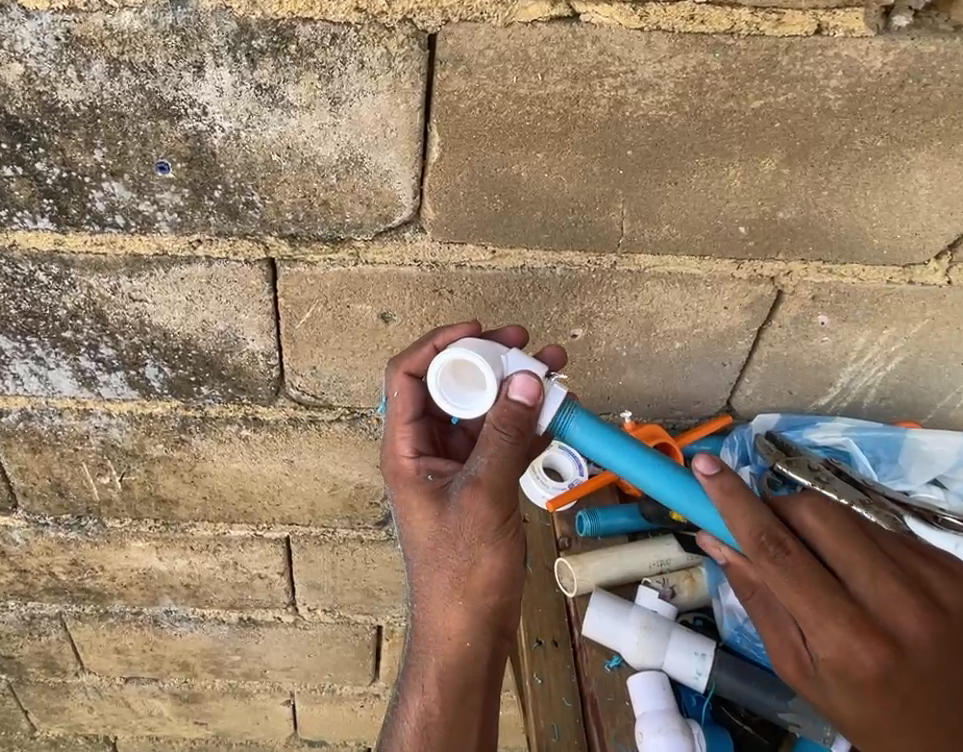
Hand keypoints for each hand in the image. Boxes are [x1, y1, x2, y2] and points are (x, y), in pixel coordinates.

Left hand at [381, 321, 567, 649]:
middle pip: (449, 384)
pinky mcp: (481, 479)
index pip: (407, 375)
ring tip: (552, 365)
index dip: (437, 344)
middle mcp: (426, 447)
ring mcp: (455, 463)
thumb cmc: (461, 572)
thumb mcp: (483, 495)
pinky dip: (526, 419)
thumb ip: (504, 435)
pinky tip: (557, 407)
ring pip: (480, 407)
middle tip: (524, 341)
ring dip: (513, 386)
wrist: (470, 631)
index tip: (477, 331)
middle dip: (486, 359)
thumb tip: (525, 379)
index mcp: (405, 446)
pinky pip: (501, 435)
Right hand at [689, 454, 962, 751]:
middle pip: (815, 514)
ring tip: (824, 563)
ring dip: (818, 524)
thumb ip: (757, 597)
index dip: (735, 502)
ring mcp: (937, 583)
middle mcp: (897, 607)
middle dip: (778, 509)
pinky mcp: (958, 568)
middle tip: (766, 526)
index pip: (777, 550)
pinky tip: (866, 576)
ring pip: (848, 514)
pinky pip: (885, 528)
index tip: (704, 465)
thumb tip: (714, 536)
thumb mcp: (799, 670)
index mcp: (849, 643)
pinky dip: (858, 539)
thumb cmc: (870, 713)